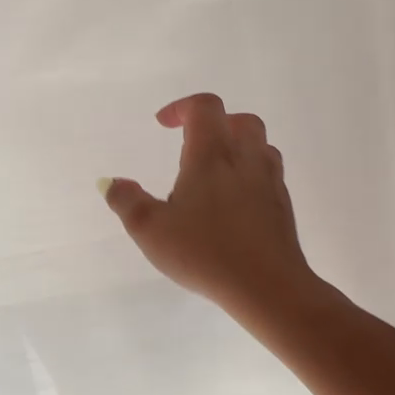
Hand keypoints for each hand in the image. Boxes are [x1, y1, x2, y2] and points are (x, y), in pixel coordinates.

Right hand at [102, 94, 321, 313]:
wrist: (268, 287)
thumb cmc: (203, 251)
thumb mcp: (148, 229)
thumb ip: (126, 201)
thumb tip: (111, 183)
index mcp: (211, 157)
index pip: (205, 108)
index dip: (181, 108)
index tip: (162, 125)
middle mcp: (245, 161)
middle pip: (240, 120)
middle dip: (214, 123)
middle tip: (189, 143)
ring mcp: (270, 183)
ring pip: (259, 146)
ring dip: (234, 147)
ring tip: (209, 172)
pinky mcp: (282, 206)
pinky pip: (266, 173)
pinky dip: (247, 173)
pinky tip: (227, 202)